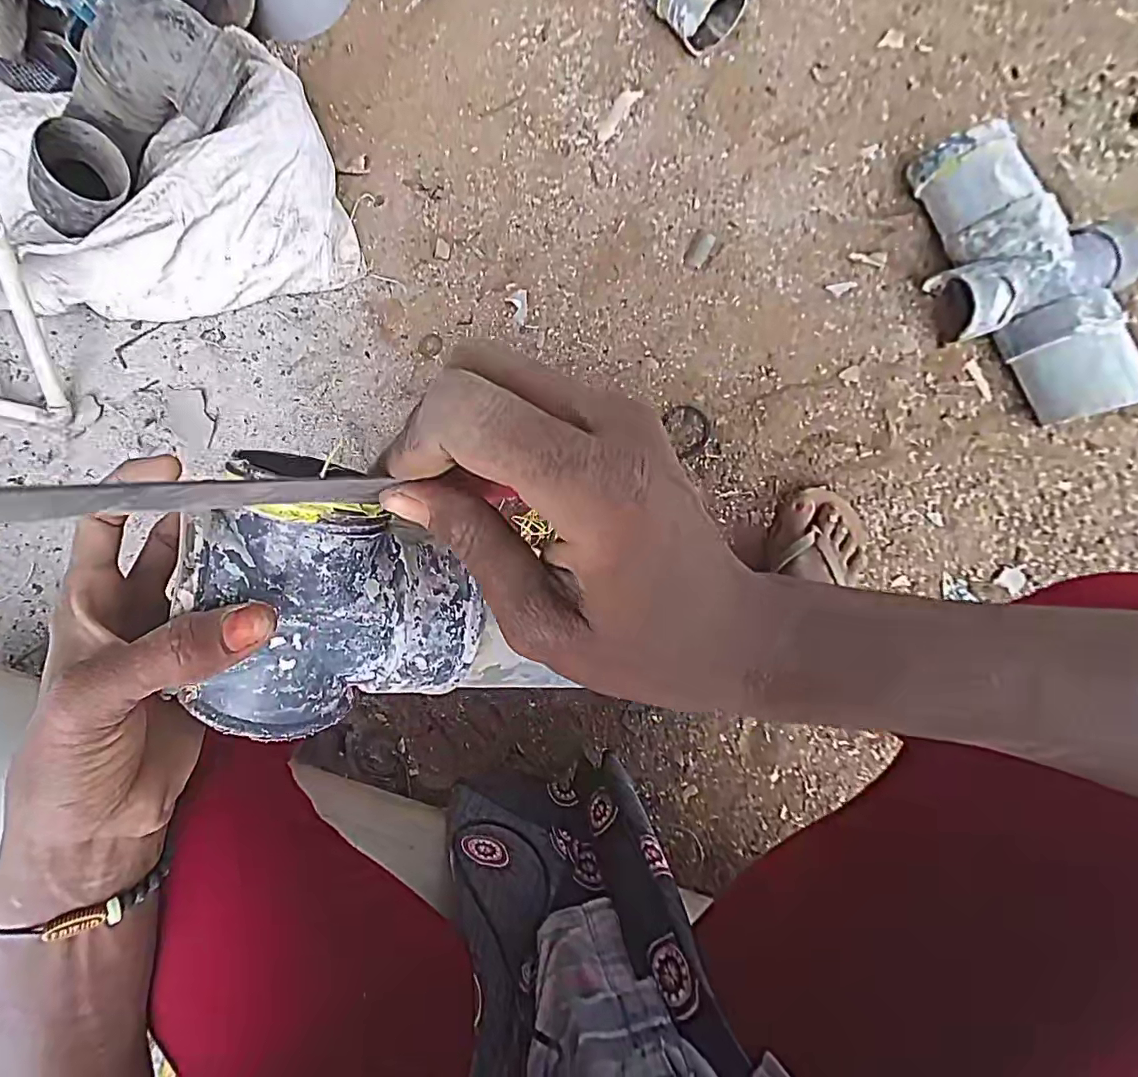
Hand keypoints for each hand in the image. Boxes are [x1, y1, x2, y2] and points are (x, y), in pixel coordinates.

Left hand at [0, 456, 275, 924]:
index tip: (172, 467)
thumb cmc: (60, 764)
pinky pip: (233, 639)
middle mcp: (129, 619)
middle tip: (239, 508)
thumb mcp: (99, 694)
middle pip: (165, 550)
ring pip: (206, 593)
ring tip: (267, 553)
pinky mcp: (203, 681)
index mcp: (86, 606)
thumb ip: (174, 652)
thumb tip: (252, 617)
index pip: (102, 525)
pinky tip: (276, 614)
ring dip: (233, 574)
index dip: (131, 488)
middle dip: (197, 524)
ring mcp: (169, 649)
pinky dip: (254, 626)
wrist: (91, 838)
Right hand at [378, 344, 760, 712]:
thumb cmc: (644, 647)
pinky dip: (488, 423)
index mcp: (593, 487)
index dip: (416, 446)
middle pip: (474, 371)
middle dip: (430, 426)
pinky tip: (494, 481)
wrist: (735, 627)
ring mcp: (618, 405)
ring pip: (494, 368)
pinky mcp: (617, 406)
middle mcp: (610, 422)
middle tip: (425, 489)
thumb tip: (403, 494)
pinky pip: (522, 386)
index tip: (405, 494)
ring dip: (457, 423)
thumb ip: (473, 546)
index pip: (471, 413)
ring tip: (457, 489)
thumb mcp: (540, 622)